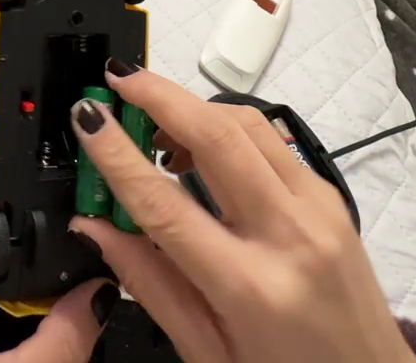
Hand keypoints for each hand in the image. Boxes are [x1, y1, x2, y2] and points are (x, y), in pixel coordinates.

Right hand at [69, 63, 415, 362]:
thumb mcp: (206, 351)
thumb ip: (147, 281)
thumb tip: (93, 224)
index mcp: (252, 288)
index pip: (166, 204)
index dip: (117, 153)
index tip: (87, 116)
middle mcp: (291, 235)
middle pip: (217, 135)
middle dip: (159, 94)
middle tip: (117, 79)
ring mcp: (318, 206)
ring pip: (245, 122)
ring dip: (191, 104)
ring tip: (150, 117)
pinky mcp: (328, 192)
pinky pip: (269, 137)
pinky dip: (224, 124)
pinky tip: (197, 144)